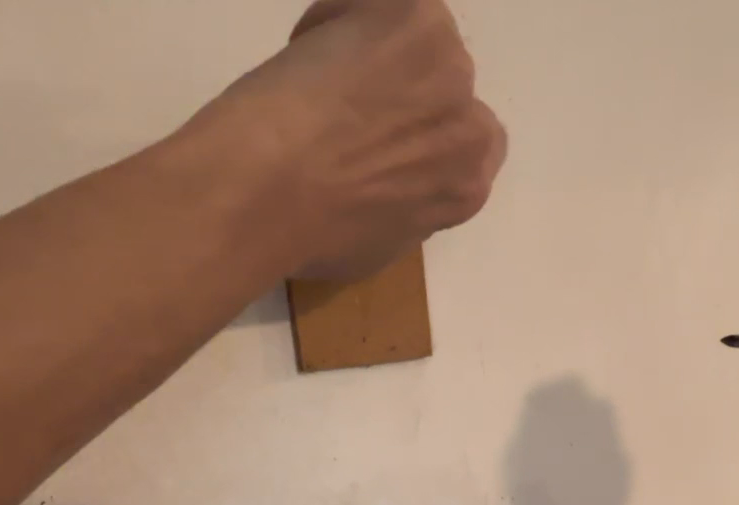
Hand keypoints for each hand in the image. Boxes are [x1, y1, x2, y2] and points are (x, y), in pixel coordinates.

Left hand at [182, 0, 505, 278]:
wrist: (268, 192)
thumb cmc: (308, 237)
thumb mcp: (372, 247)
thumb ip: (401, 206)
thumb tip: (387, 191)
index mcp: (465, 190)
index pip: (468, 146)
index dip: (423, 135)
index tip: (382, 140)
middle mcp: (470, 129)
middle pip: (445, 90)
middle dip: (406, 95)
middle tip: (347, 113)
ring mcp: (448, 69)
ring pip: (413, 43)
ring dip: (374, 55)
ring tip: (319, 89)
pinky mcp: (417, 18)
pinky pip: (376, 1)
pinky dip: (337, 17)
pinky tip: (305, 56)